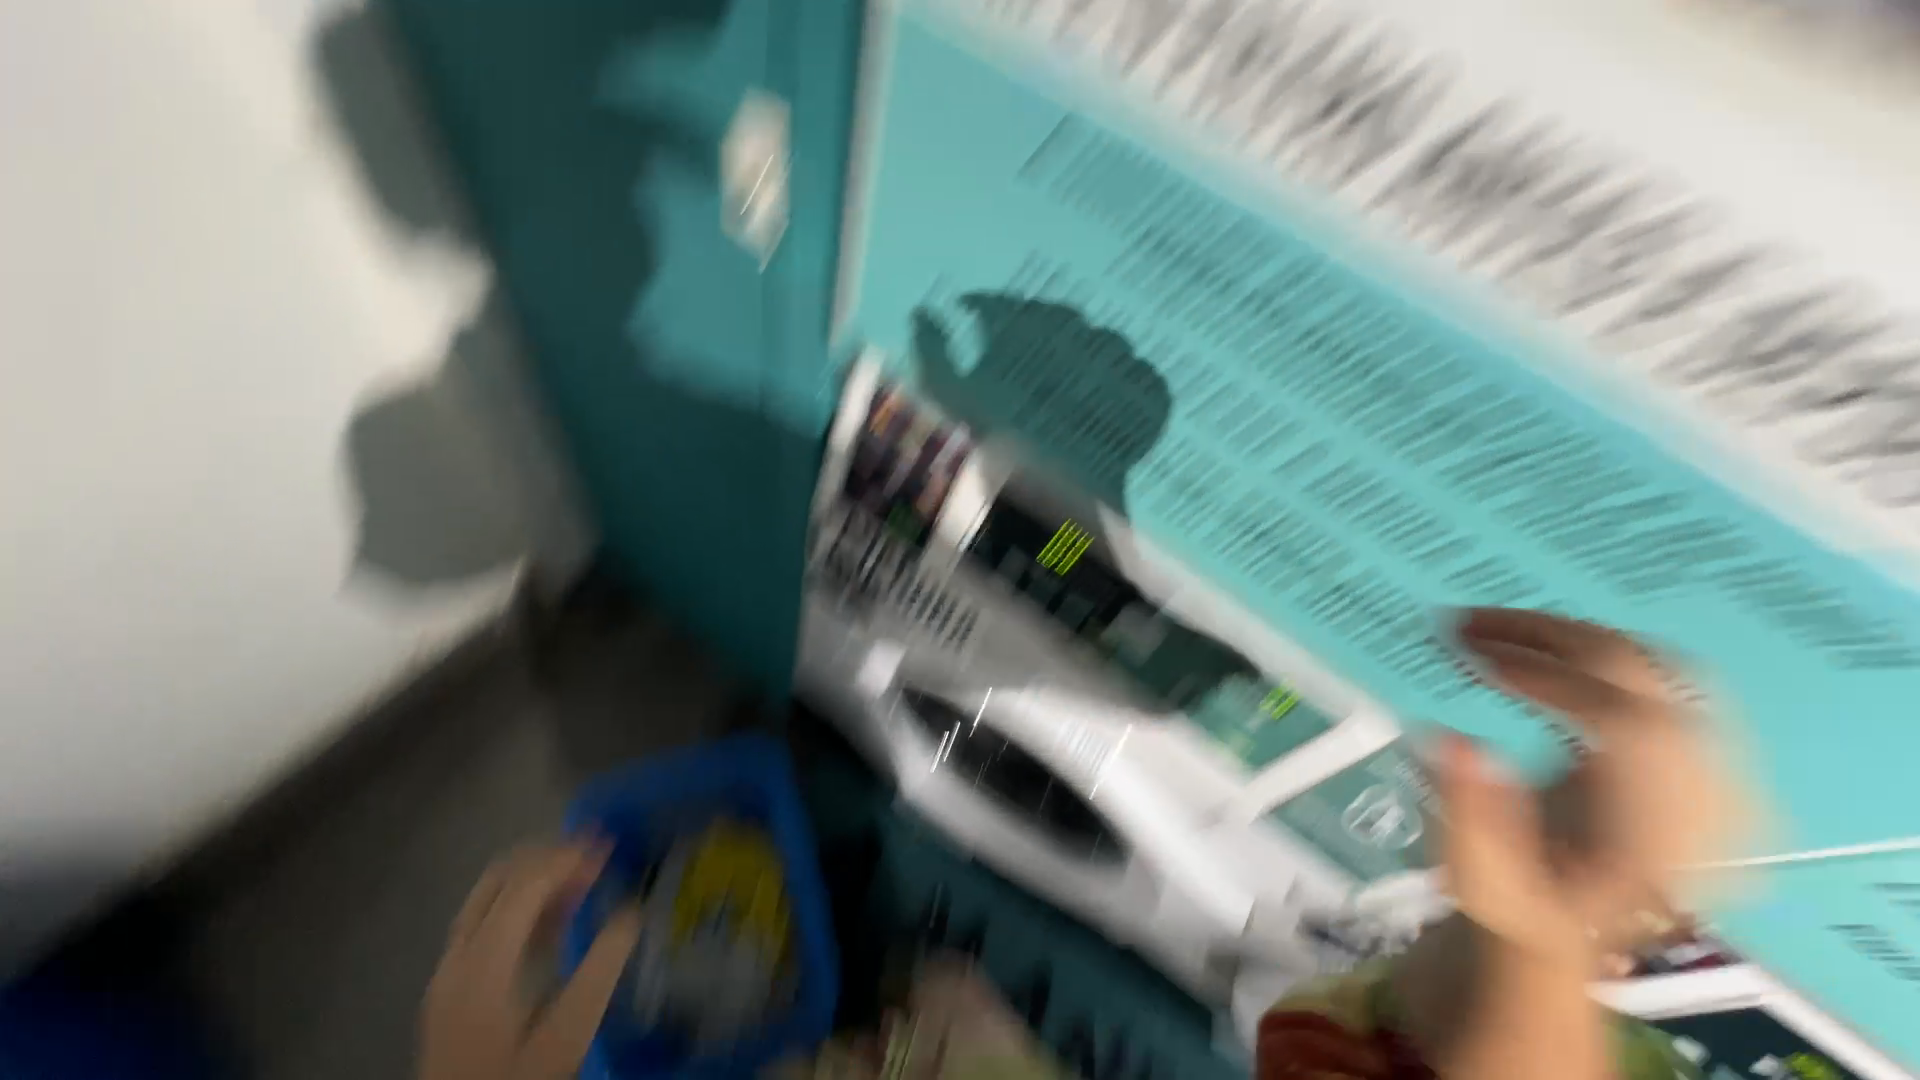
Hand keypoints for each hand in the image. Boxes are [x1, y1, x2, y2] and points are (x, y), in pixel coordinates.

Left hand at [420, 843, 641, 1079]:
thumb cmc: (520, 1077)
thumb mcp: (571, 1030)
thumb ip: (602, 967)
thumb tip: (631, 910)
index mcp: (484, 960)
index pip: (525, 884)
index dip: (568, 856)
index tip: (608, 842)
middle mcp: (457, 955)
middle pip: (498, 879)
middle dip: (548, 855)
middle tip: (595, 852)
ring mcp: (448, 971)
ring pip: (487, 896)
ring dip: (533, 876)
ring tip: (581, 874)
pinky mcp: (451, 987)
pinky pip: (483, 921)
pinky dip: (519, 902)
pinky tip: (554, 914)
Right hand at [1436, 608, 1749, 962]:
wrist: (1577, 927)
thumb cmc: (1525, 906)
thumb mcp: (1483, 881)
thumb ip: (1469, 817)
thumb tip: (1454, 740)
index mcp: (1663, 834)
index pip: (1629, 722)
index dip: (1548, 678)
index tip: (1473, 657)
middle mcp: (1710, 794)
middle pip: (1647, 677)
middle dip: (1548, 637)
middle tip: (1466, 624)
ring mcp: (1716, 768)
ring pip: (1656, 663)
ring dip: (1568, 637)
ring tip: (1495, 630)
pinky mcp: (1700, 750)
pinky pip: (1656, 674)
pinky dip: (1592, 653)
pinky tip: (1541, 653)